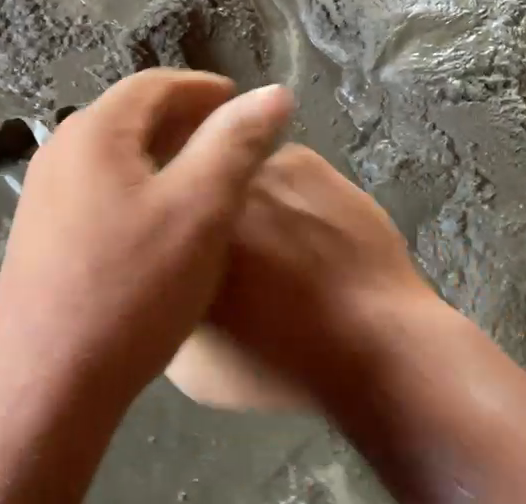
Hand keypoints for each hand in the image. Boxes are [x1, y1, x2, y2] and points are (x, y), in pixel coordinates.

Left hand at [0, 70, 295, 412]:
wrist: (48, 380)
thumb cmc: (133, 287)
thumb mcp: (200, 210)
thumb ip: (236, 143)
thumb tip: (272, 91)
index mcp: (94, 130)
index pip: (154, 84)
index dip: (203, 88)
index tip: (242, 102)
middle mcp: (60, 148)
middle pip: (129, 114)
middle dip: (182, 118)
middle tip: (230, 138)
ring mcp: (42, 191)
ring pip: (112, 152)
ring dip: (158, 152)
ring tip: (201, 176)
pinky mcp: (39, 231)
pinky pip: (95, 185)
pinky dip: (134, 184)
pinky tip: (157, 220)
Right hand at [169, 143, 441, 409]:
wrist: (377, 348)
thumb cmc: (277, 366)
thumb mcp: (188, 367)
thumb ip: (159, 310)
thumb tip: (158, 286)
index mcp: (166, 233)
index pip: (147, 221)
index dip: (159, 240)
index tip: (175, 264)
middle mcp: (203, 187)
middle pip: (191, 191)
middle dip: (201, 214)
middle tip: (230, 258)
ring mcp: (252, 165)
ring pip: (236, 176)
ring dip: (245, 202)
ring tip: (276, 249)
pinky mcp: (302, 159)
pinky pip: (278, 168)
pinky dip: (286, 195)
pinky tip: (309, 235)